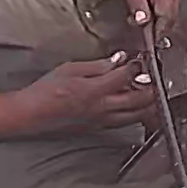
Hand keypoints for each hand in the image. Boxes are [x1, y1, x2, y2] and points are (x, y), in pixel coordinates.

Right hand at [15, 53, 153, 133]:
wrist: (31, 115)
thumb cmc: (45, 91)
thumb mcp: (70, 69)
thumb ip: (97, 65)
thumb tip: (118, 59)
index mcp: (95, 90)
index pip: (126, 76)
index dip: (137, 66)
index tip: (140, 60)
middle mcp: (103, 107)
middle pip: (140, 99)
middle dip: (152, 87)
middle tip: (155, 78)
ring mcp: (104, 120)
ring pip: (137, 115)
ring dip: (148, 104)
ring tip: (150, 92)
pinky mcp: (101, 128)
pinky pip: (126, 122)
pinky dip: (136, 113)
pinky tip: (136, 106)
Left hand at [115, 0, 183, 35]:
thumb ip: (135, 3)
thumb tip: (142, 21)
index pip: (165, 19)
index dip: (157, 32)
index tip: (148, 42)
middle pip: (170, 23)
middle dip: (157, 31)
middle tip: (144, 35)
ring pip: (171, 22)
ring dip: (159, 27)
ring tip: (146, 25)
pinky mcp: (176, 1)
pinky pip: (171, 17)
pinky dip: (162, 22)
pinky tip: (152, 20)